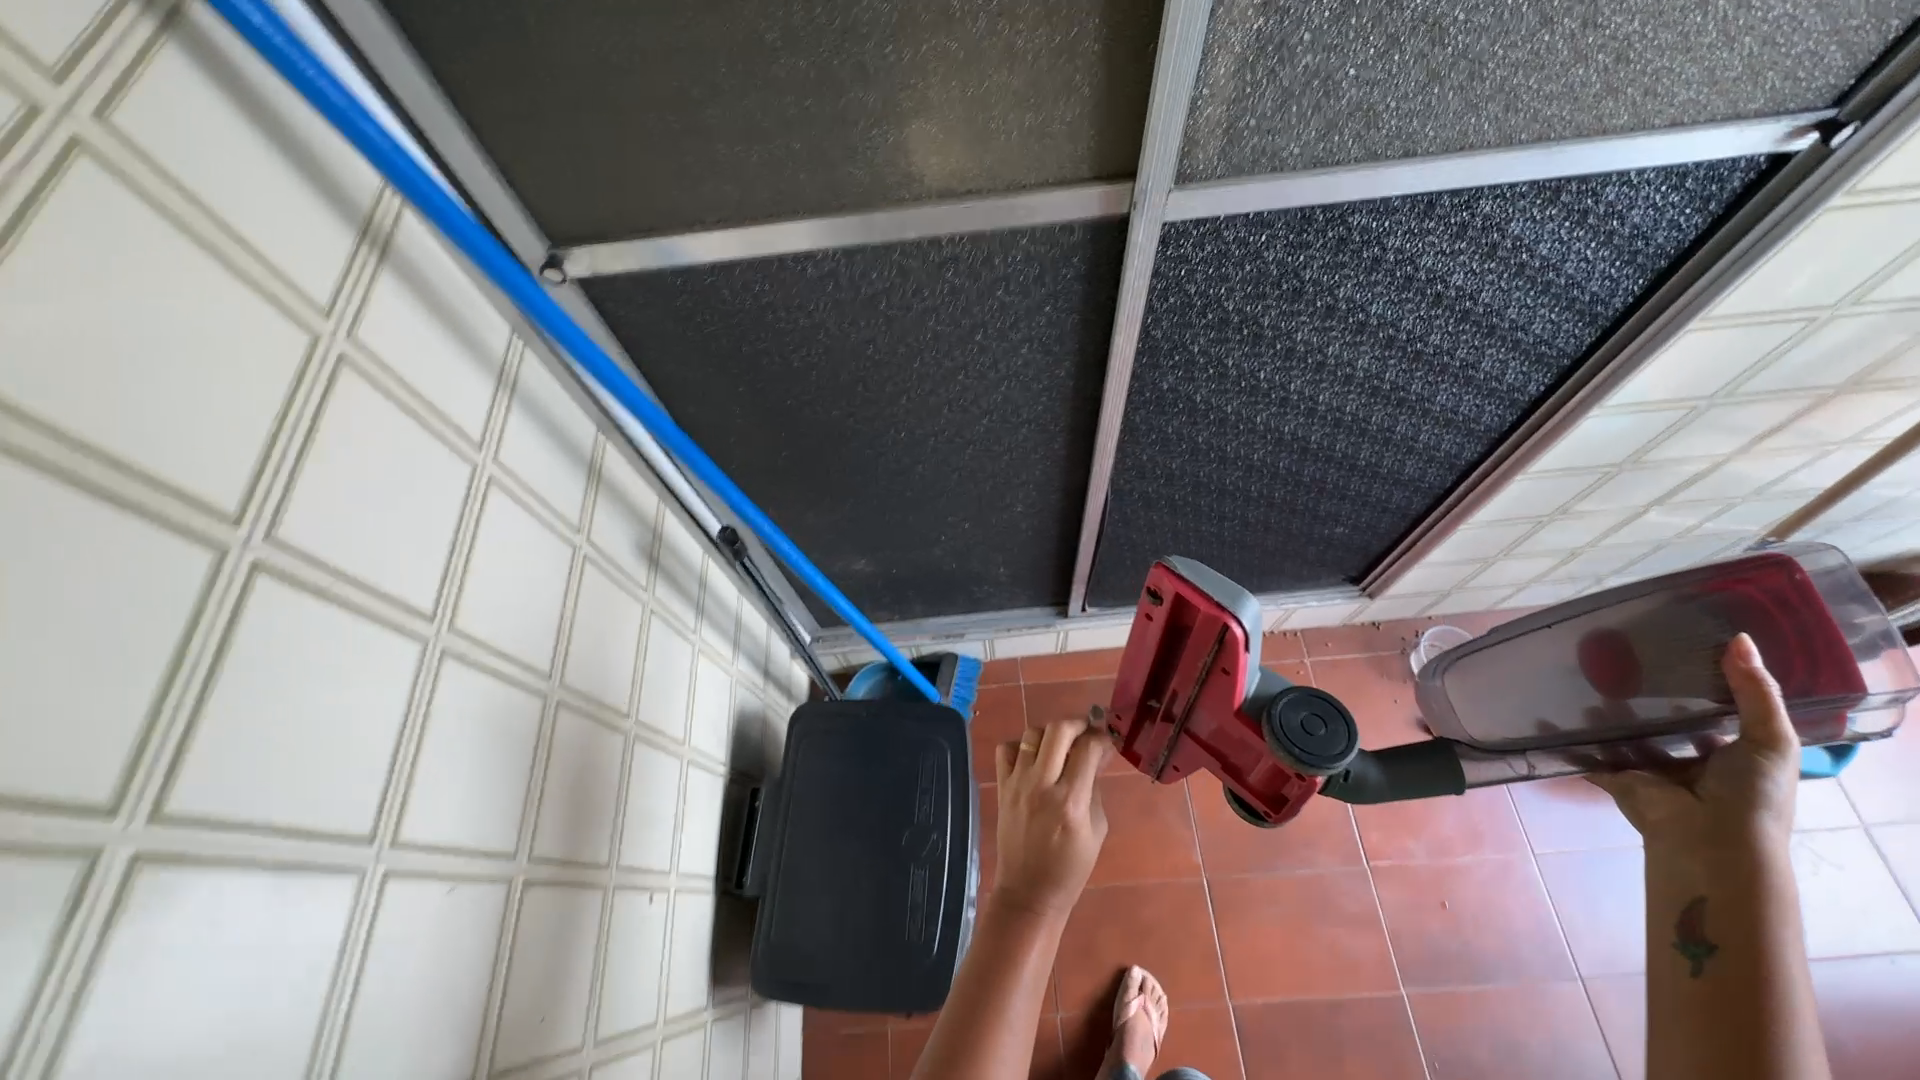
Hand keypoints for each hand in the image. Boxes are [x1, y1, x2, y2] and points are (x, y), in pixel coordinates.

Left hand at [991, 708, 1110, 920]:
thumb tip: (1097, 756)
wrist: (1028, 891)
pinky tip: (1032, 759)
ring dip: (1050, 734)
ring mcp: (1017, 784)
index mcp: (1071, 801)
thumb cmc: (1071, 868)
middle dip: (1078, 724)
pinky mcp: (1001, 788)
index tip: (1107, 739)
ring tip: (1060, 747)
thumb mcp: (1097, 829)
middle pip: (1058, 730)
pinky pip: (1006, 750)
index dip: (1101, 737)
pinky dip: (1020, 746)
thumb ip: (1094, 788)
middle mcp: (1042, 785)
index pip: (1088, 748)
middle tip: (1086, 733)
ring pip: (1031, 734)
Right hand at [1587, 633, 1800, 854]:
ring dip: (1604, 712)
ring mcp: (1648, 769)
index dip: (1698, 682)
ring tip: (1582, 674)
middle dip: (1644, 694)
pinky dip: (1567, 740)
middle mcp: (1687, 757)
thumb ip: (1756, 691)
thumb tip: (1740, 637)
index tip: (1676, 648)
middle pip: (1662, 719)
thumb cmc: (1751, 795)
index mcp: (1728, 750)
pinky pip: (1587, 754)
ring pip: (1622, 734)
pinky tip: (1546, 714)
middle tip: (1619, 657)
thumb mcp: (1771, 739)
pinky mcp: (1615, 777)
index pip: (1710, 709)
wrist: (1710, 841)